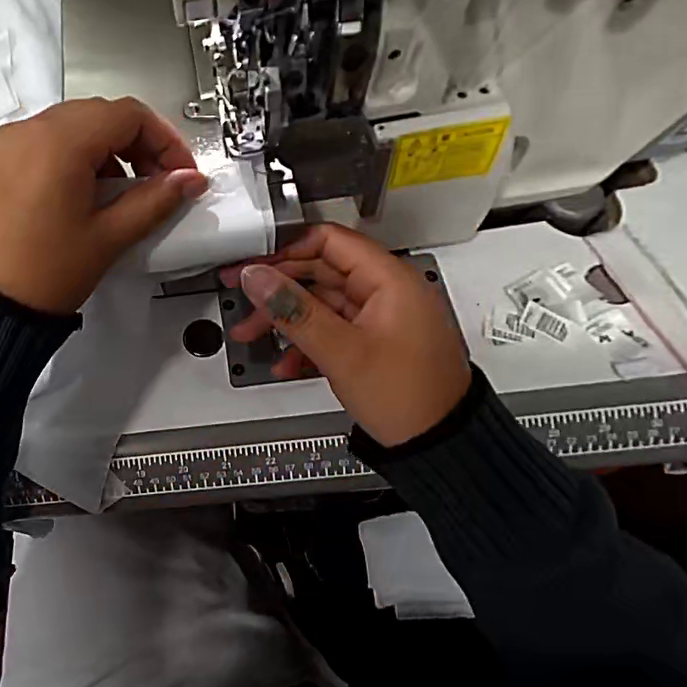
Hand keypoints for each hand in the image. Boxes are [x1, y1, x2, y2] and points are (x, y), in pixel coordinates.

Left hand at [0, 97, 208, 313]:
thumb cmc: (39, 276)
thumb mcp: (110, 236)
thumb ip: (156, 200)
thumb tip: (185, 180)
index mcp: (58, 143)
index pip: (128, 115)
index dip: (165, 140)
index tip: (179, 169)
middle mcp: (28, 133)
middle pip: (100, 115)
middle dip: (138, 144)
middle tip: (159, 181)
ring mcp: (8, 146)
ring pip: (73, 126)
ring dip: (107, 151)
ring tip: (123, 195)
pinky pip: (45, 143)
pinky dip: (75, 158)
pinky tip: (88, 197)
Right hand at [224, 225, 470, 445]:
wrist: (440, 445)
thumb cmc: (412, 399)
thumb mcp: (341, 351)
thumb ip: (294, 310)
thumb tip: (259, 278)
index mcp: (389, 280)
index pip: (328, 241)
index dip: (286, 250)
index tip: (255, 266)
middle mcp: (387, 292)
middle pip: (320, 273)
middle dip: (278, 289)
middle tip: (246, 298)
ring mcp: (380, 317)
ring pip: (322, 303)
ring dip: (287, 319)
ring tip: (255, 334)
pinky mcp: (375, 341)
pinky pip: (332, 328)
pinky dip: (307, 340)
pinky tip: (287, 360)